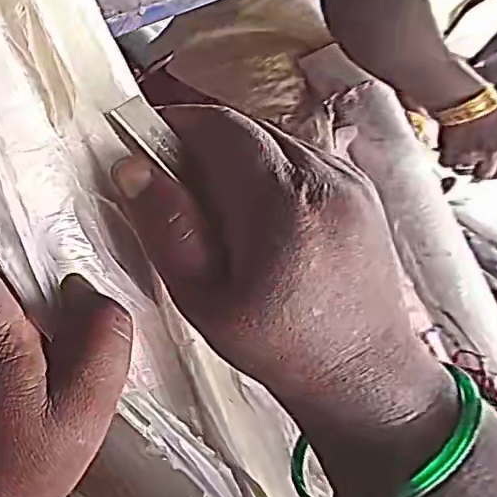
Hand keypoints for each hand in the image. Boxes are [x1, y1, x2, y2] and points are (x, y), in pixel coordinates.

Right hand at [110, 105, 446, 468]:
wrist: (366, 375)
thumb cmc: (272, 341)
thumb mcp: (199, 293)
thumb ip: (167, 225)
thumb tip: (130, 166)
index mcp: (281, 202)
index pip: (218, 126)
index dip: (171, 121)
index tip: (137, 139)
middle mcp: (324, 177)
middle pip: (244, 124)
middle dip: (193, 134)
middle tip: (158, 168)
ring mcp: (350, 180)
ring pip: (270, 135)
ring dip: (224, 148)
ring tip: (196, 188)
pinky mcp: (362, 191)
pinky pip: (296, 153)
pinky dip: (256, 161)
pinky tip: (240, 201)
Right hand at [437, 105, 496, 179]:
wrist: (466, 104)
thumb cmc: (488, 110)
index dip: (496, 172)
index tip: (489, 172)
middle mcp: (493, 154)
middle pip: (485, 174)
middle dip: (477, 173)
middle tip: (470, 169)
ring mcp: (472, 155)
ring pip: (463, 169)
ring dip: (459, 164)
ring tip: (457, 155)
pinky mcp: (453, 154)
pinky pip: (446, 163)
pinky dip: (445, 158)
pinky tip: (445, 151)